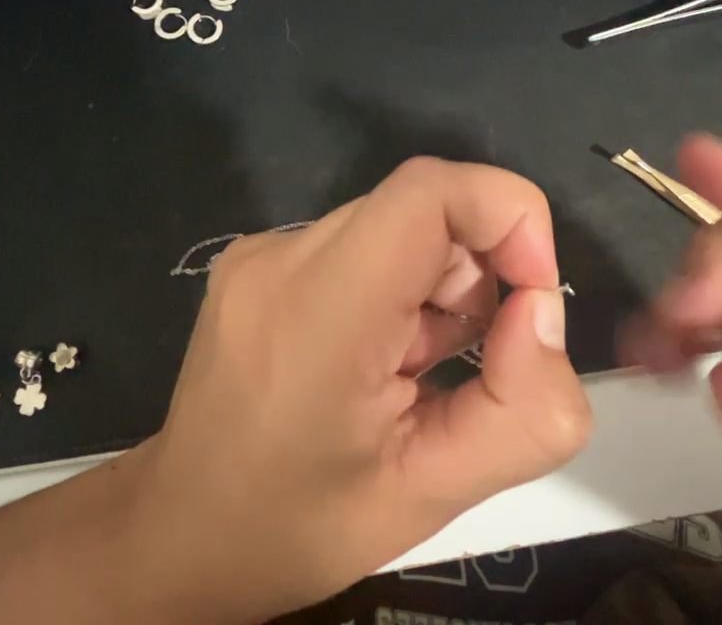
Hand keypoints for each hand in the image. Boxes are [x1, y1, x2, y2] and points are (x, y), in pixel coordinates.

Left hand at [134, 158, 591, 623]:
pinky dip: (396, 285)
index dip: (508, 216)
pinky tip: (373, 356)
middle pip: (421, 208)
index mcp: (320, 314)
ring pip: (395, 224)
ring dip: (436, 285)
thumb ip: (520, 412)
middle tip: (468, 362)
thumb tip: (541, 311)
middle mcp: (283, 256)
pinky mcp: (257, 256)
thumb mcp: (431, 497)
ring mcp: (262, 250)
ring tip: (410, 369)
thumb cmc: (299, 524)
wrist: (180, 531)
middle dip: (477, 273)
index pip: (430, 191)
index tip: (532, 297)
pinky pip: (359, 241)